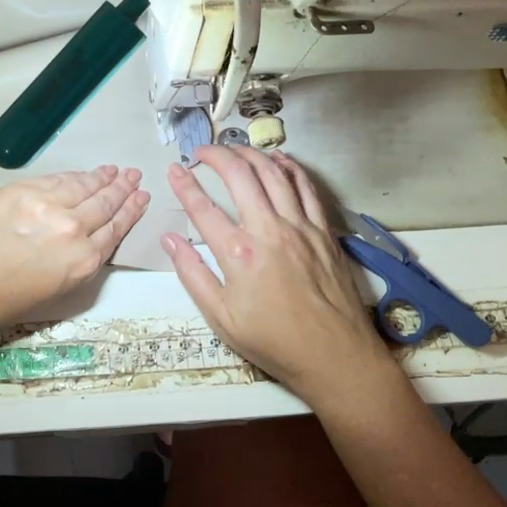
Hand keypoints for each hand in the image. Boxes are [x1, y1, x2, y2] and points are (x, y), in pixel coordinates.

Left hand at [0, 166, 148, 338]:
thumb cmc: (8, 301)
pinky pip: (58, 179)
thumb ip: (82, 261)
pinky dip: (75, 175)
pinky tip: (85, 173)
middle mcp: (73, 230)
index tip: (142, 197)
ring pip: (84, 186)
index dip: (131, 211)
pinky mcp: (24, 190)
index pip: (116, 229)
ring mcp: (47, 206)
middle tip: (135, 176)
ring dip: (103, 177)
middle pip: (105, 204)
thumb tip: (92, 236)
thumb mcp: (60, 290)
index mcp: (84, 261)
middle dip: (122, 189)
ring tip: (116, 171)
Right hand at [160, 146, 394, 399]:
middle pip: (240, 176)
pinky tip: (278, 159)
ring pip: (273, 174)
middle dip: (217, 155)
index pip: (203, 208)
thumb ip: (193, 275)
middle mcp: (269, 231)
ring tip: (233, 148)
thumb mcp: (221, 319)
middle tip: (202, 151)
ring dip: (250, 154)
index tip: (173, 169)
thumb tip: (170, 240)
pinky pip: (306, 187)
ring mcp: (300, 227)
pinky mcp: (323, 230)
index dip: (184, 184)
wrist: (336, 358)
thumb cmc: (274, 342)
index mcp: (239, 254)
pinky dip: (290, 167)